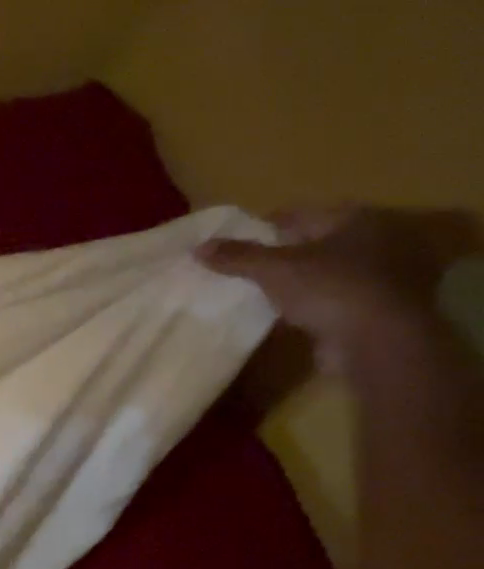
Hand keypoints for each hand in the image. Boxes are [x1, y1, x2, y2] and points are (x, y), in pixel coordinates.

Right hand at [197, 206, 478, 374]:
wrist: (378, 337)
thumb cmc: (329, 289)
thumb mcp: (274, 269)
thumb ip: (237, 256)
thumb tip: (199, 247)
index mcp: (357, 219)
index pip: (300, 215)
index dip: (263, 227)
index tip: (233, 243)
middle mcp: (378, 237)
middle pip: (316, 240)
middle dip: (282, 253)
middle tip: (244, 268)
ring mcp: (385, 270)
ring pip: (328, 268)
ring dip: (299, 278)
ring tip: (261, 292)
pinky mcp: (382, 300)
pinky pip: (337, 292)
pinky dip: (314, 298)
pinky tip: (288, 311)